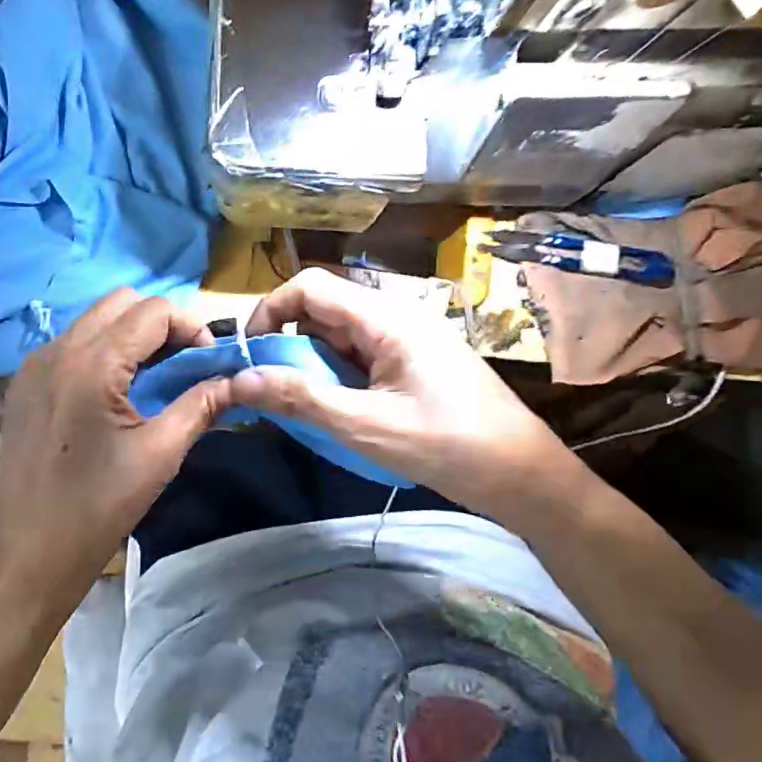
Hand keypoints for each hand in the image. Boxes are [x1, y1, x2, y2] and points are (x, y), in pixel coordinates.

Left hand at [0, 288, 233, 608]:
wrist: (29, 552)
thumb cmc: (98, 507)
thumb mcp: (160, 455)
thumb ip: (201, 404)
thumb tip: (237, 378)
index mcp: (92, 363)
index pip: (153, 310)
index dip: (190, 327)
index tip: (209, 363)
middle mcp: (57, 349)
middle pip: (121, 303)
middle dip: (160, 324)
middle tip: (183, 365)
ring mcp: (34, 364)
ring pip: (94, 320)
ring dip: (130, 336)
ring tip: (152, 378)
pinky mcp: (24, 382)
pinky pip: (71, 344)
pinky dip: (101, 351)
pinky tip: (115, 392)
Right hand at [232, 268, 576, 512]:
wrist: (522, 475)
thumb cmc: (449, 446)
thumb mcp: (366, 426)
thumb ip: (301, 399)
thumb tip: (239, 380)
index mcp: (386, 318)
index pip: (309, 287)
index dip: (270, 311)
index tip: (249, 354)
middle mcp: (392, 317)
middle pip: (319, 309)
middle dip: (283, 343)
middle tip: (266, 388)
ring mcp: (401, 339)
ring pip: (334, 334)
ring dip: (306, 363)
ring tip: (293, 403)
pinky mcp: (407, 361)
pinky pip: (354, 355)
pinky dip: (329, 375)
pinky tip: (327, 407)